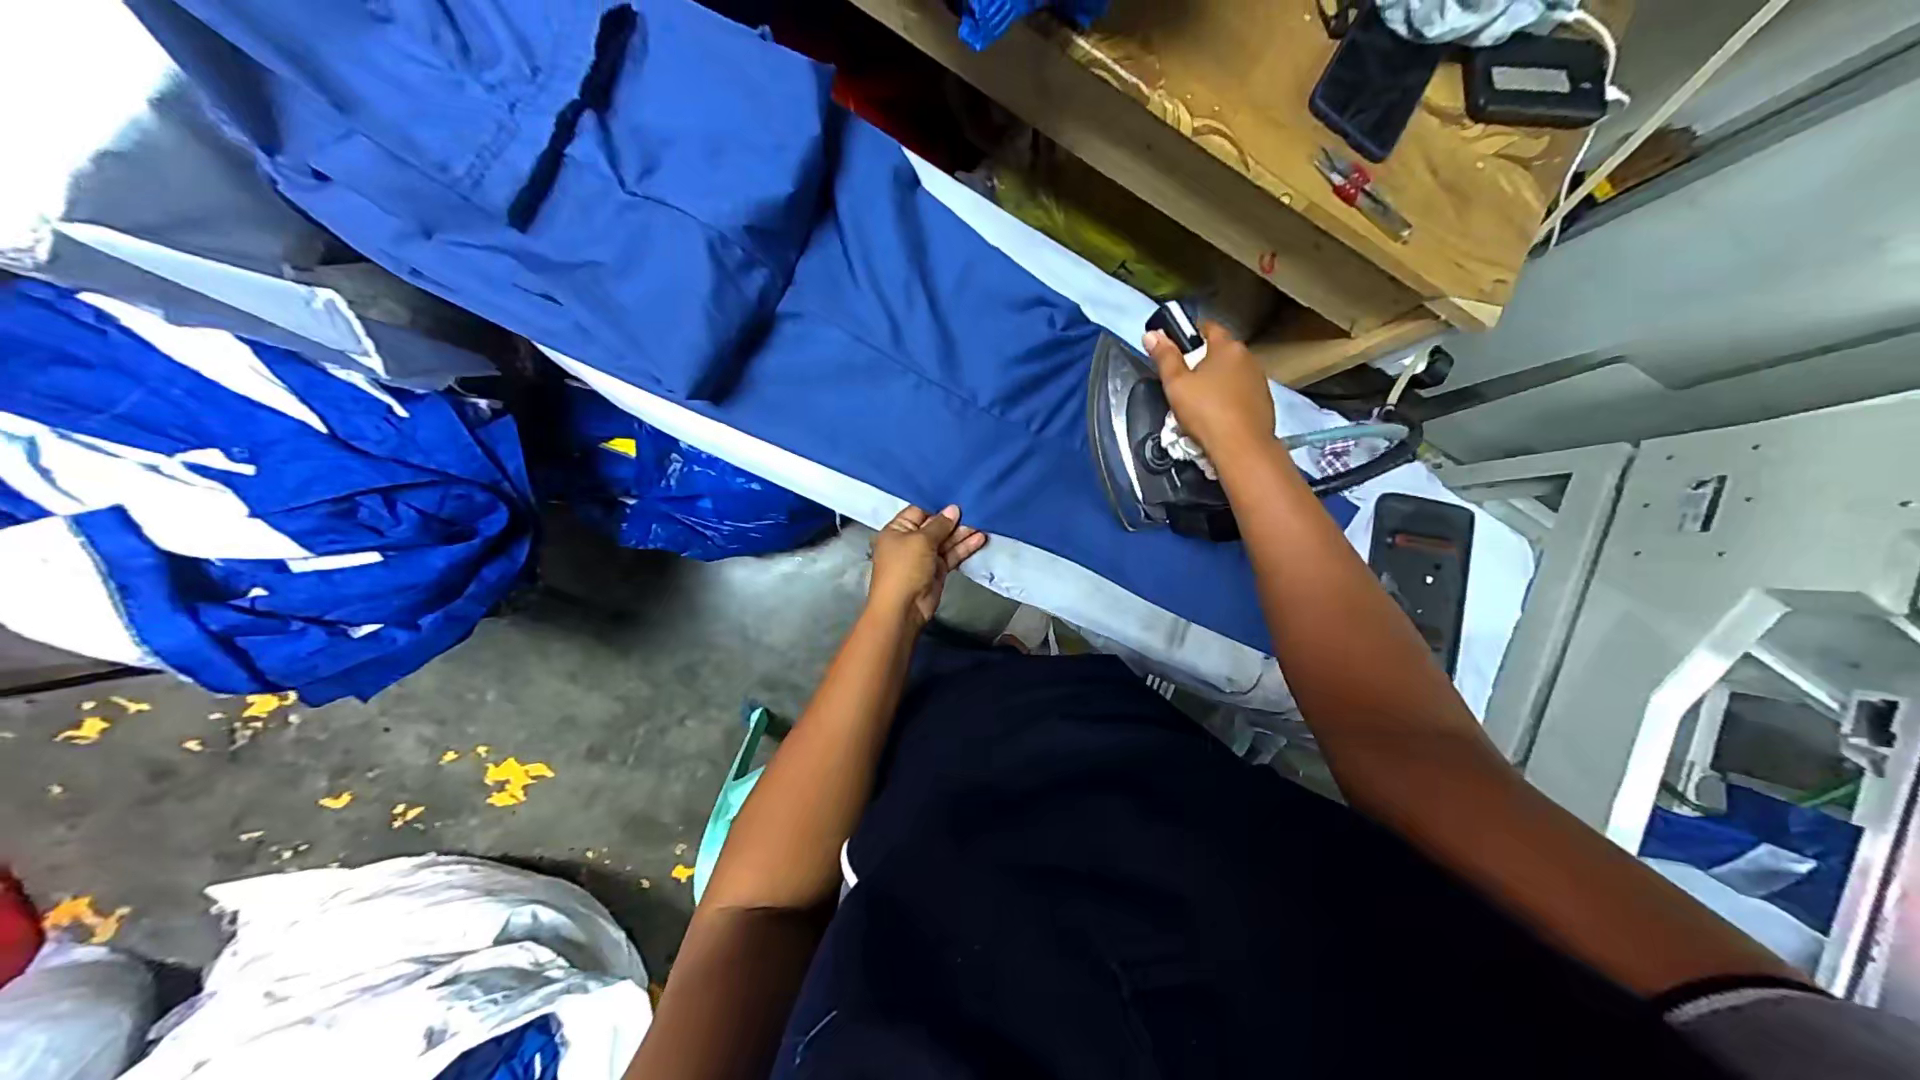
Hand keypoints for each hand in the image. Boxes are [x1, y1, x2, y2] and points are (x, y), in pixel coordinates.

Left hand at [868, 504, 986, 628]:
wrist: (904, 608)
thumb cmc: (905, 568)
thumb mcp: (920, 541)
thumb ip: (939, 524)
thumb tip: (953, 509)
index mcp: (897, 530)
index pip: (918, 511)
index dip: (937, 506)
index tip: (957, 499)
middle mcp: (910, 541)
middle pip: (934, 526)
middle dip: (953, 520)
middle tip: (975, 510)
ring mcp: (924, 556)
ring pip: (946, 540)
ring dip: (962, 533)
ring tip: (982, 523)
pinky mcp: (937, 569)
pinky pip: (952, 554)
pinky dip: (965, 547)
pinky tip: (980, 538)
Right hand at [1142, 320, 1275, 465]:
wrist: (1242, 448)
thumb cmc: (1205, 412)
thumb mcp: (1176, 384)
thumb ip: (1164, 357)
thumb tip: (1151, 334)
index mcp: (1227, 347)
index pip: (1209, 327)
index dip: (1192, 333)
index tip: (1177, 347)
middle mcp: (1248, 357)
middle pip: (1221, 351)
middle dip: (1203, 360)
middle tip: (1184, 380)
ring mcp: (1260, 380)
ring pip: (1233, 372)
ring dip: (1218, 380)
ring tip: (1200, 400)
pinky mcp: (1264, 402)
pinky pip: (1242, 392)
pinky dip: (1230, 397)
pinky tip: (1219, 414)